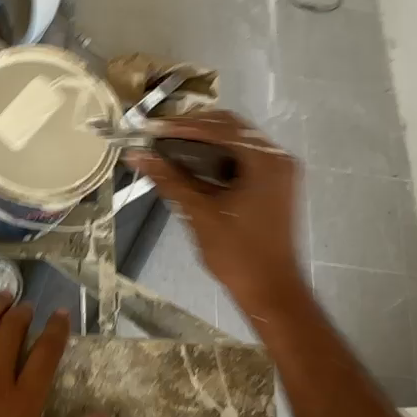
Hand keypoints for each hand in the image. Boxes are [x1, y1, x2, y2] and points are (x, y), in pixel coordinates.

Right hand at [127, 110, 306, 311]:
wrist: (271, 291)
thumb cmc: (237, 254)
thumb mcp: (198, 212)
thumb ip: (168, 178)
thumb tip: (136, 153)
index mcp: (266, 161)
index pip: (221, 127)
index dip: (183, 125)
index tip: (152, 130)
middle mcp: (278, 159)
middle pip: (231, 129)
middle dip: (194, 130)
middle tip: (160, 138)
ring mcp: (280, 172)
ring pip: (237, 143)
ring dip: (205, 144)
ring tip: (170, 150)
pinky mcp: (275, 186)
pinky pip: (244, 160)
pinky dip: (218, 159)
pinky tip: (192, 168)